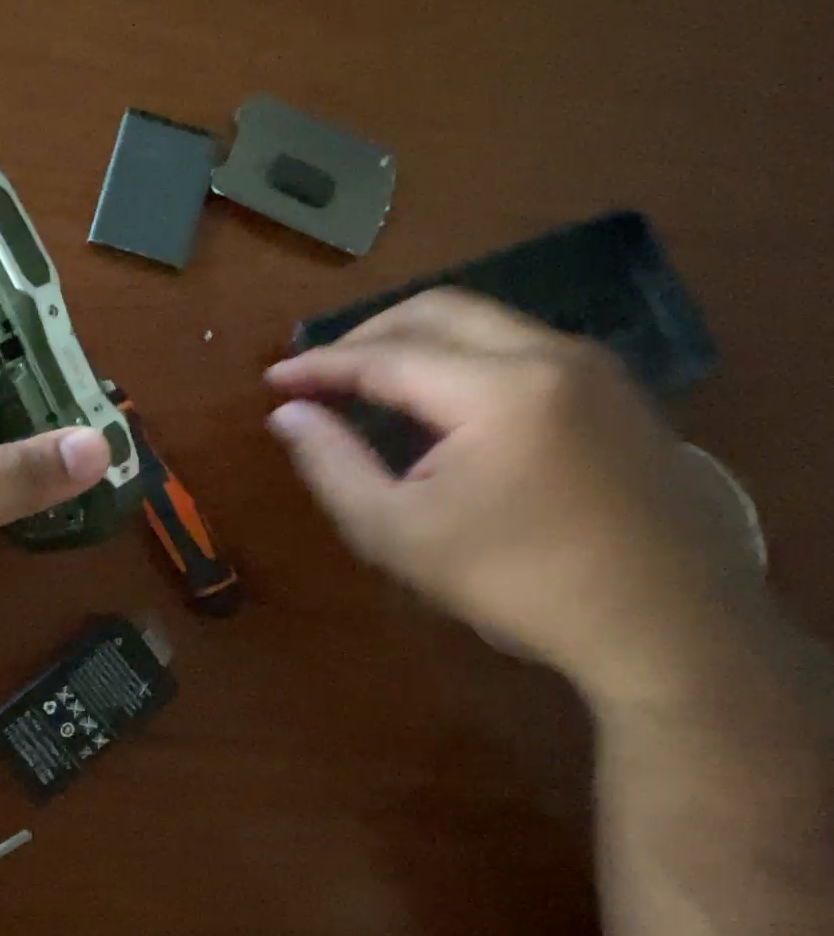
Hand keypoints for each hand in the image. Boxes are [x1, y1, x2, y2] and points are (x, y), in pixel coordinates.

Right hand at [264, 289, 766, 696]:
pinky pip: (518, 346)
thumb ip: (331, 463)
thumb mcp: (394, 531)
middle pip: (438, 311)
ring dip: (414, 342)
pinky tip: (434, 401)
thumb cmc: (512, 580)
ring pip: (483, 322)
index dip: (319, 366)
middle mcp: (552, 355)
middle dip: (365, 335)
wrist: (664, 625)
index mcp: (497, 390)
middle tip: (316, 374)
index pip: (385, 356)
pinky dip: (459, 357)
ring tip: (364, 383)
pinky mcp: (615, 392)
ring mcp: (594, 368)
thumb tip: (287, 414)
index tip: (271, 382)